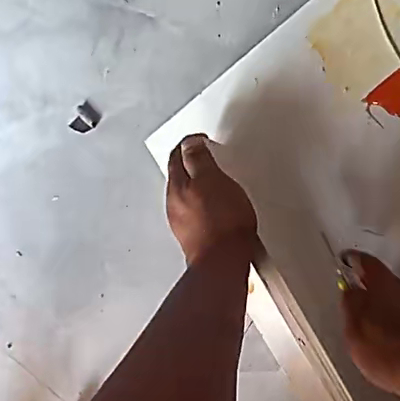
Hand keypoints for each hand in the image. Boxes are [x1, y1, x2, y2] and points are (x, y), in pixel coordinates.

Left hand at [167, 134, 256, 264]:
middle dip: (191, 166)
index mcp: (178, 186)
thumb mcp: (213, 180)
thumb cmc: (221, 224)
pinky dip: (206, 207)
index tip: (201, 140)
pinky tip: (219, 211)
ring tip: (213, 183)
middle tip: (203, 157)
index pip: (178, 156)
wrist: (224, 260)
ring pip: (188, 197)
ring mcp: (184, 222)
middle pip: (180, 176)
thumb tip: (190, 144)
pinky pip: (198, 214)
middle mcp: (175, 204)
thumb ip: (200, 159)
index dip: (190, 144)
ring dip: (198, 187)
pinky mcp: (197, 237)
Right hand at [339, 251, 399, 400]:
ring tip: (376, 331)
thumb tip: (349, 294)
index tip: (348, 259)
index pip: (368, 263)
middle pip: (388, 282)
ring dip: (389, 310)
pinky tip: (398, 345)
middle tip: (358, 300)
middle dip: (372, 290)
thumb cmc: (397, 357)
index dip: (355, 260)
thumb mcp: (357, 335)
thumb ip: (351, 309)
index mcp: (388, 287)